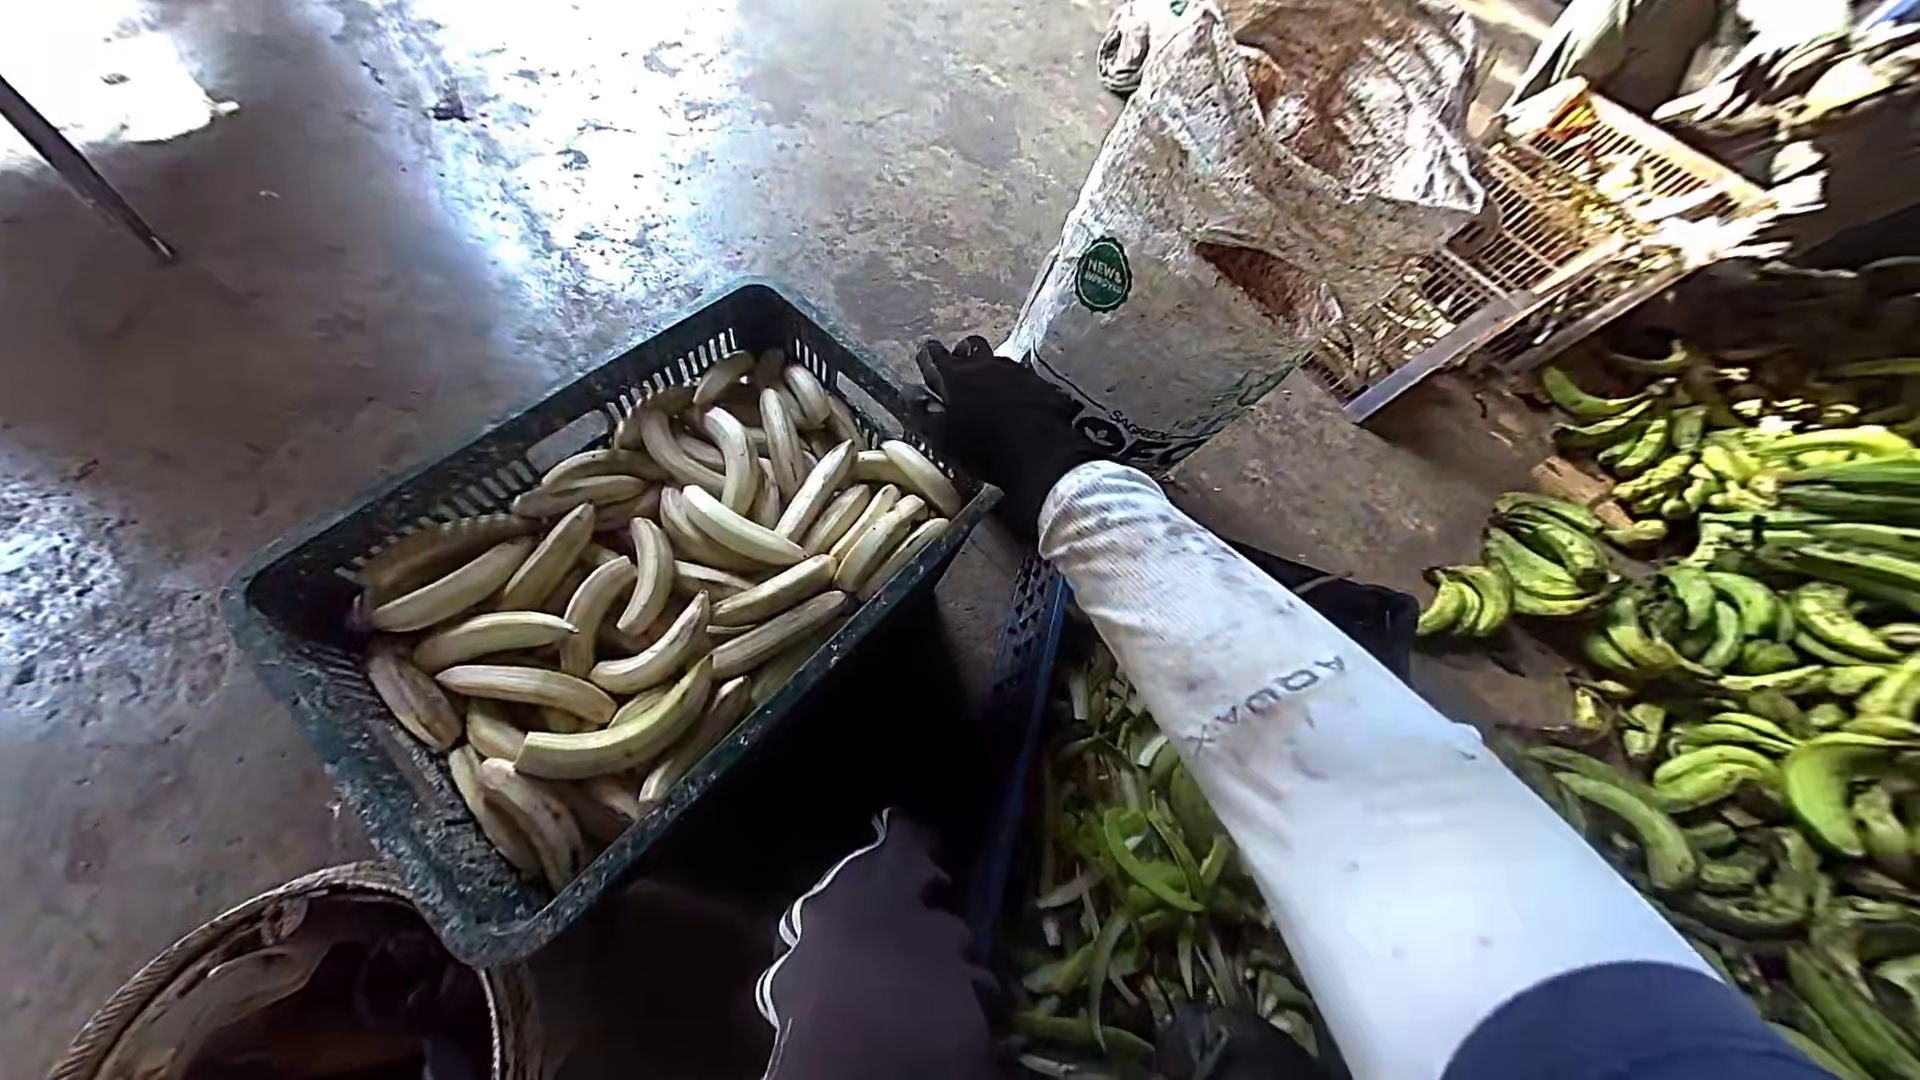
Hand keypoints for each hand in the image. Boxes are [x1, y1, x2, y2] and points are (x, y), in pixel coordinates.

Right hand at [911, 336, 1105, 542]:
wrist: (1041, 453)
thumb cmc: (983, 449)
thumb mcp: (944, 440)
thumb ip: (925, 416)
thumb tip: (914, 399)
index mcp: (955, 376)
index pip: (932, 354)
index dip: (927, 359)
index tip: (926, 367)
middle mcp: (985, 364)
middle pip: (969, 346)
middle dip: (961, 354)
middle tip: (959, 374)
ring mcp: (1016, 370)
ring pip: (998, 360)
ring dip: (990, 372)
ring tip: (989, 393)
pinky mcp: (1041, 383)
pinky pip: (1023, 378)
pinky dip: (1015, 387)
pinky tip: (1018, 405)